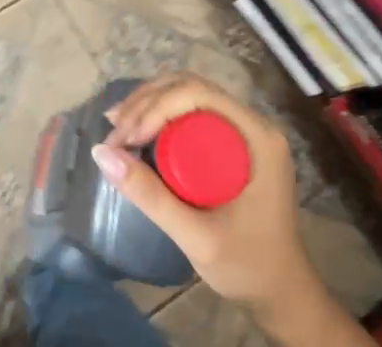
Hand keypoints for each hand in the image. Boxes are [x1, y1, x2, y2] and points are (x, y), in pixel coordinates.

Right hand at [91, 72, 316, 315]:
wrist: (280, 293)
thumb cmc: (247, 266)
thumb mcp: (196, 236)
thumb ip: (151, 196)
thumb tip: (100, 152)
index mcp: (257, 136)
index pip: (198, 93)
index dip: (156, 105)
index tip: (128, 139)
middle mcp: (252, 124)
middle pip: (189, 87)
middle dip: (146, 103)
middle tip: (116, 133)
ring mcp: (242, 132)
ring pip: (186, 95)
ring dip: (147, 105)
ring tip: (118, 131)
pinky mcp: (231, 143)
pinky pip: (189, 113)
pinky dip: (157, 115)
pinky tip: (135, 133)